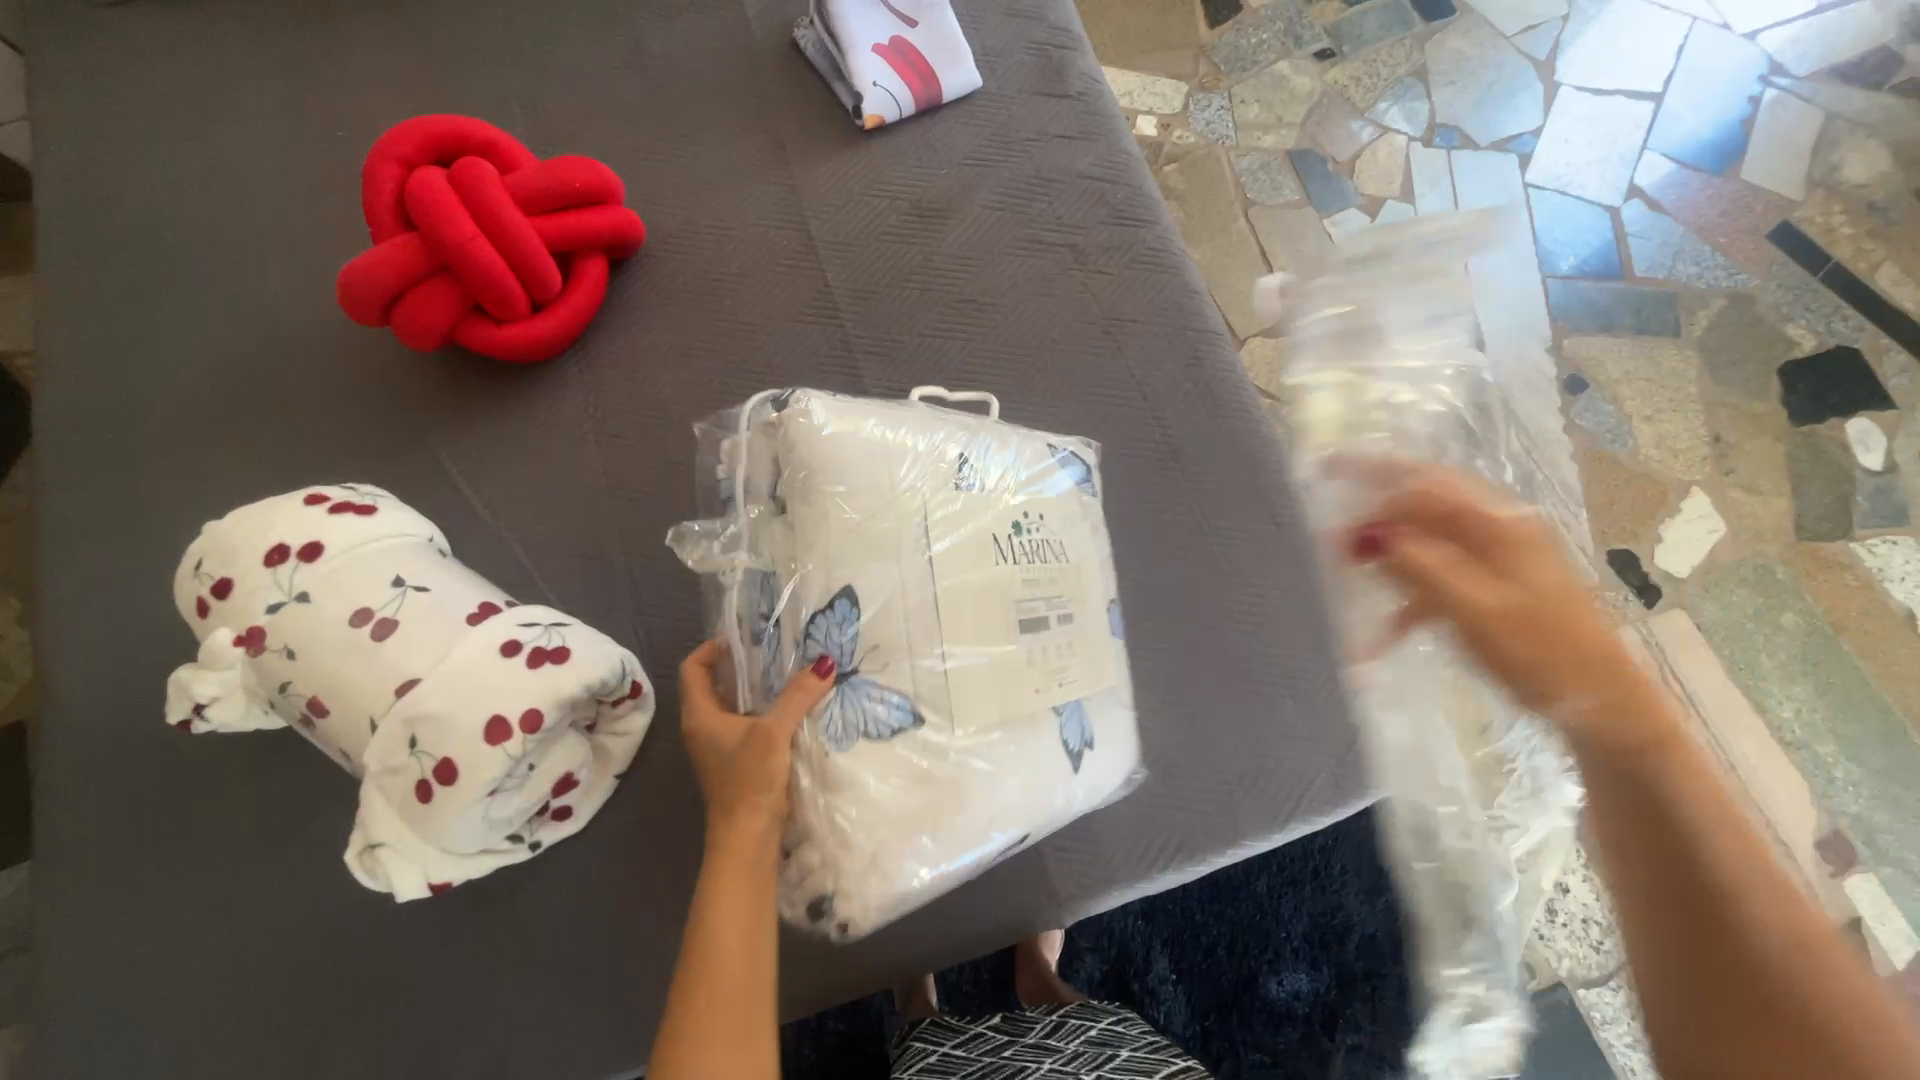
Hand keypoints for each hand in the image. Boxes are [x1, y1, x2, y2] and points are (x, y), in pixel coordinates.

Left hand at [678, 641, 835, 841]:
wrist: (748, 837)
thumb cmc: (749, 780)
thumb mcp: (774, 732)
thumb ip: (798, 695)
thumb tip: (825, 663)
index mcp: (699, 715)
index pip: (694, 667)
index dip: (713, 648)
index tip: (744, 638)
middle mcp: (703, 727)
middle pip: (715, 684)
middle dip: (742, 665)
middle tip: (774, 650)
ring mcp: (719, 746)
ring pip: (734, 705)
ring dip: (757, 689)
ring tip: (788, 672)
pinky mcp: (737, 760)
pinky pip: (748, 724)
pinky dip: (765, 711)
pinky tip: (793, 707)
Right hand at [1346, 462, 1673, 758]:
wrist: (1606, 702)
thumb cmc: (1542, 654)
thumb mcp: (1474, 610)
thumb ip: (1419, 567)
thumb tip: (1368, 533)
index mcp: (1498, 524)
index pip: (1423, 482)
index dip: (1372, 475)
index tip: (1325, 477)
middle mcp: (1499, 528)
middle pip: (1423, 502)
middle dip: (1372, 511)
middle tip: (1328, 530)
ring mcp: (1498, 557)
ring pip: (1426, 540)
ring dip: (1386, 557)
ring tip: (1347, 575)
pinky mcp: (1495, 586)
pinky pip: (1437, 577)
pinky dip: (1407, 597)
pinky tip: (1385, 632)